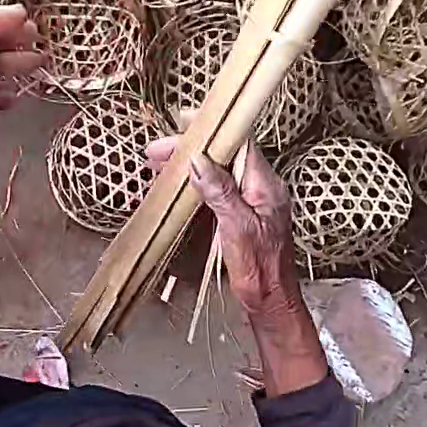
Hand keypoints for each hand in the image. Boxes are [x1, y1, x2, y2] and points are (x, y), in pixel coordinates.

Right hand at [146, 137, 328, 396]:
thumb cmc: (258, 268)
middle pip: (225, 154)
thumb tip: (198, 159)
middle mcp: (260, 186)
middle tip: (156, 154)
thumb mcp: (237, 228)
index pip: (239, 143)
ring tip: (157, 166)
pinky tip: (175, 186)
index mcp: (266, 184)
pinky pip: (216, 189)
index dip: (212, 131)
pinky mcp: (240, 213)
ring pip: (218, 171)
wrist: (270, 301)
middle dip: (191, 149)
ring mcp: (251, 200)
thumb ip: (219, 192)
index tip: (182, 124)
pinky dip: (194, 184)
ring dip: (189, 166)